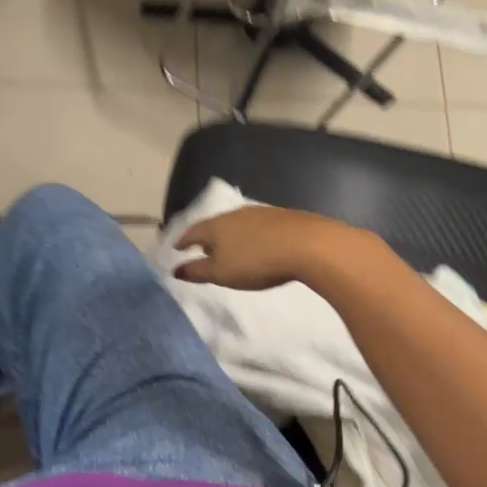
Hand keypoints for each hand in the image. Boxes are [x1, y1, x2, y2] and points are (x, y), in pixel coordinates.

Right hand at [171, 204, 365, 290]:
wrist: (310, 245)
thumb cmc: (256, 262)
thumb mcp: (221, 273)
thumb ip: (196, 271)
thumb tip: (175, 269)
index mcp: (215, 226)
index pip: (192, 231)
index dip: (182, 241)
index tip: (176, 248)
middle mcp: (235, 214)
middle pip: (215, 225)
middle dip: (207, 237)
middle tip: (203, 249)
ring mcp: (262, 213)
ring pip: (238, 223)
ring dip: (232, 235)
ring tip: (231, 247)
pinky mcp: (285, 217)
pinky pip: (260, 226)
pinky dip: (253, 235)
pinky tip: (259, 244)